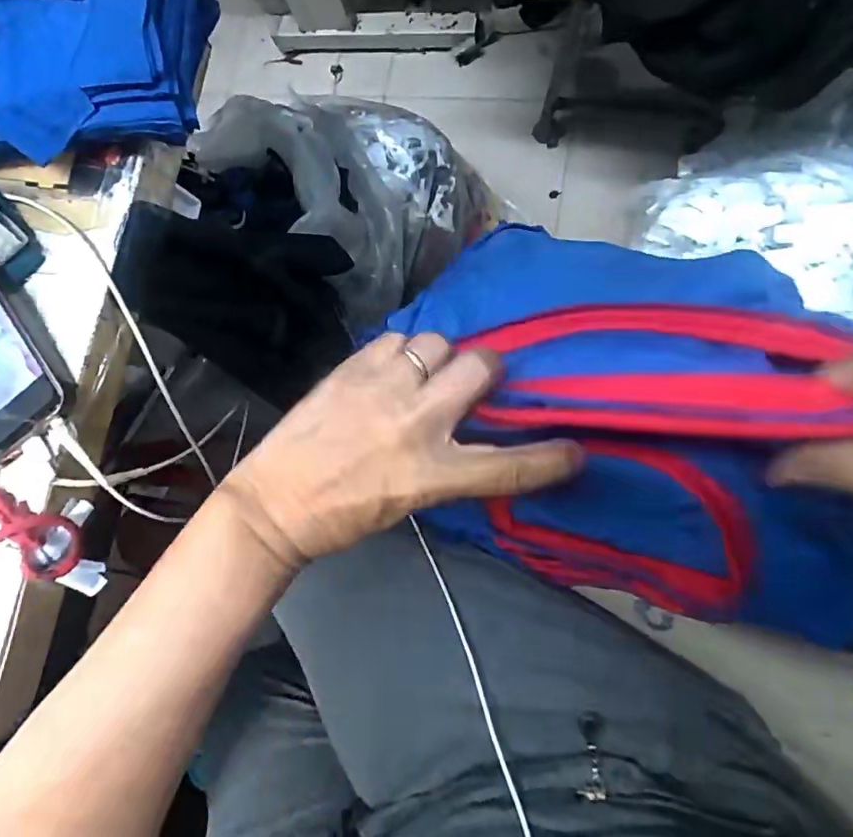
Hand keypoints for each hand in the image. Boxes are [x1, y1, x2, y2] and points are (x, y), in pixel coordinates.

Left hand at [218, 332, 583, 569]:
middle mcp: (415, 422)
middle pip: (480, 368)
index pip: (507, 465)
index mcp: (431, 473)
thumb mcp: (408, 501)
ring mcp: (382, 388)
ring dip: (440, 356)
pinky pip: (395, 339)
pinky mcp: (352, 368)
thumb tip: (468, 430)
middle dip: (487, 369)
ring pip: (438, 342)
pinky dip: (401, 350)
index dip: (549, 458)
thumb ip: (444, 465)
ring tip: (424, 371)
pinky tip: (390, 367)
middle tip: (476, 379)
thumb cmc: (343, 513)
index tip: (575, 450)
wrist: (277, 500)